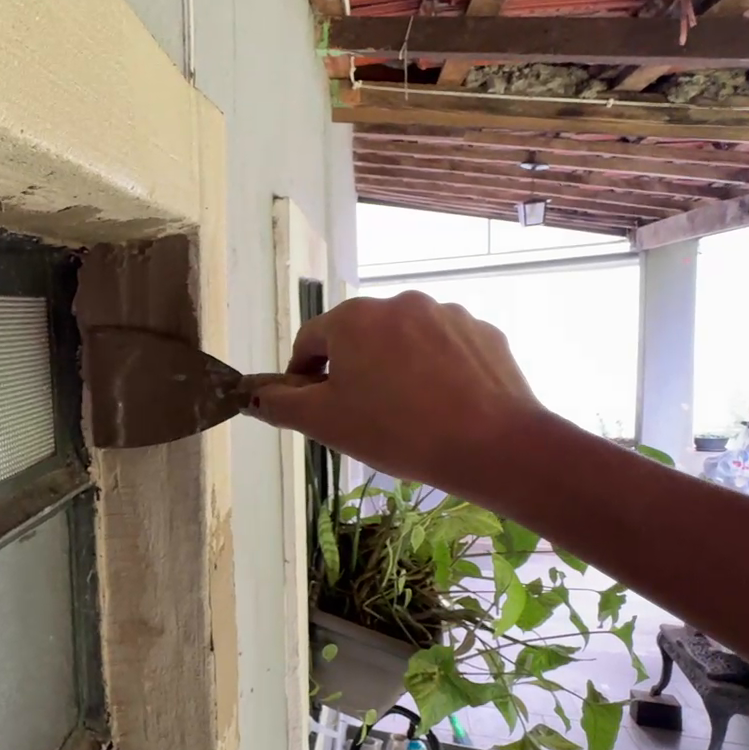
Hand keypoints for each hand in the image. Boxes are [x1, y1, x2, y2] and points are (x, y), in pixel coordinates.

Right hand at [243, 292, 550, 500]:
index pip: (308, 341)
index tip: (313, 408)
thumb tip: (253, 396)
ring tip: (403, 411)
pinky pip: (441, 348)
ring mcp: (446, 314)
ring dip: (390, 367)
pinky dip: (431, 370)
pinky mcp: (483, 333)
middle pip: (355, 337)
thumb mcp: (321, 422)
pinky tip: (438, 404)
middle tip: (358, 414)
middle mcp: (398, 303)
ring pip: (399, 341)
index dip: (301, 376)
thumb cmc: (394, 430)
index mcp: (353, 319)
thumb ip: (278, 405)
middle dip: (350, 370)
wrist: (494, 446)